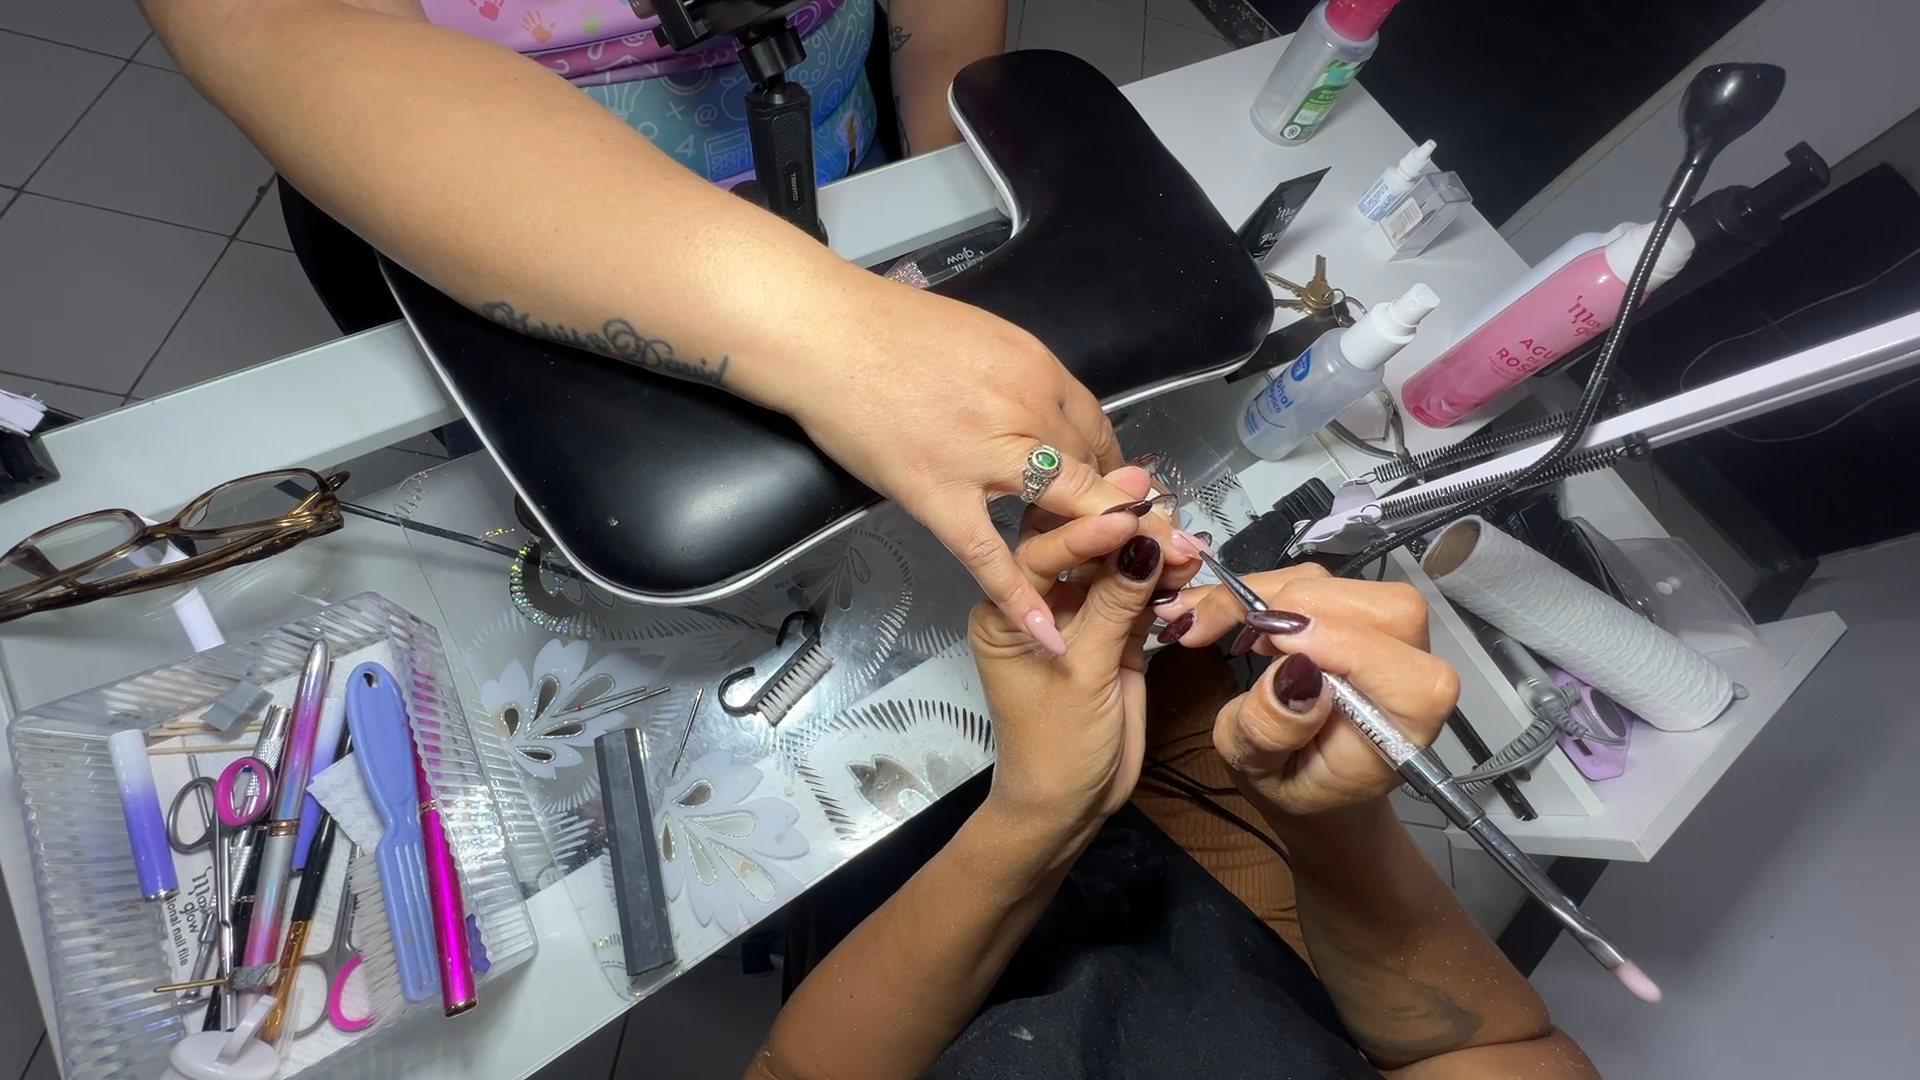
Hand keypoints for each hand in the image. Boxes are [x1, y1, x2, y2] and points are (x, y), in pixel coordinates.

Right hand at [776, 282, 1189, 653]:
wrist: (825, 333)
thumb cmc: (889, 328)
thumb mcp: (974, 337)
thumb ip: (1013, 378)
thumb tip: (1032, 409)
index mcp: (1034, 366)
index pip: (1095, 424)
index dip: (1113, 463)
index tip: (1116, 486)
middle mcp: (1024, 409)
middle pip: (1092, 467)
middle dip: (1124, 507)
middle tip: (1146, 541)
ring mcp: (983, 457)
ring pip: (1059, 506)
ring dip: (1097, 544)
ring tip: (1125, 580)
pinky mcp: (938, 495)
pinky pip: (986, 553)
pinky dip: (1018, 596)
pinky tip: (1047, 632)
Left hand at [966, 496, 1199, 836]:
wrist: (1072, 803)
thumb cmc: (1058, 743)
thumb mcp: (1083, 674)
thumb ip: (1114, 608)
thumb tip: (1147, 544)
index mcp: (1007, 610)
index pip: (1043, 555)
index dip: (1086, 534)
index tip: (1131, 514)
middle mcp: (1038, 604)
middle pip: (1078, 551)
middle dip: (1120, 528)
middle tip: (1161, 501)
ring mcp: (1078, 617)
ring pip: (1112, 569)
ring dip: (1148, 552)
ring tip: (1186, 534)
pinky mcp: (1111, 633)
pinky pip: (1135, 597)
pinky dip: (1161, 583)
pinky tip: (1187, 565)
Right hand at [1168, 564, 1458, 816]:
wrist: (1309, 776)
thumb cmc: (1291, 783)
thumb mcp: (1261, 774)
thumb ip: (1271, 732)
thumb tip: (1292, 671)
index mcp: (1403, 729)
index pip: (1407, 674)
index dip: (1346, 645)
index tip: (1268, 643)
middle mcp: (1408, 673)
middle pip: (1382, 608)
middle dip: (1293, 605)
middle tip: (1221, 630)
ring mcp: (1382, 636)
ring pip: (1340, 584)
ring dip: (1262, 591)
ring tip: (1204, 622)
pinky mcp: (1351, 614)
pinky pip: (1313, 582)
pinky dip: (1258, 587)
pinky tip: (1218, 611)